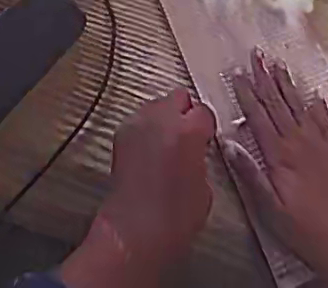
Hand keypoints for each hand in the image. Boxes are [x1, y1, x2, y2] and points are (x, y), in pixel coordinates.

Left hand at [58, 89, 215, 287]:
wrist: (134, 230)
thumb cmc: (175, 217)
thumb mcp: (204, 188)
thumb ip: (201, 156)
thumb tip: (196, 149)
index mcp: (188, 131)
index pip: (204, 110)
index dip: (206, 126)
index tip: (205, 138)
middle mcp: (162, 118)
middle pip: (179, 96)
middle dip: (185, 111)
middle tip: (187, 135)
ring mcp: (138, 121)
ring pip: (157, 105)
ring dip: (164, 118)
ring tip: (166, 145)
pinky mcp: (121, 130)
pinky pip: (140, 119)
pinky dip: (146, 128)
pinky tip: (148, 152)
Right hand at [224, 54, 327, 287]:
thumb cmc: (311, 233)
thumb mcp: (272, 210)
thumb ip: (250, 174)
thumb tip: (227, 142)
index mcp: (280, 155)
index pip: (258, 116)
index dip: (246, 93)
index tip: (237, 73)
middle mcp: (300, 143)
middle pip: (278, 103)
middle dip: (264, 77)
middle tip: (256, 54)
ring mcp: (321, 147)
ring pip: (299, 107)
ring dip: (286, 84)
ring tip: (277, 64)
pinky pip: (326, 123)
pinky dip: (319, 108)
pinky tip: (316, 97)